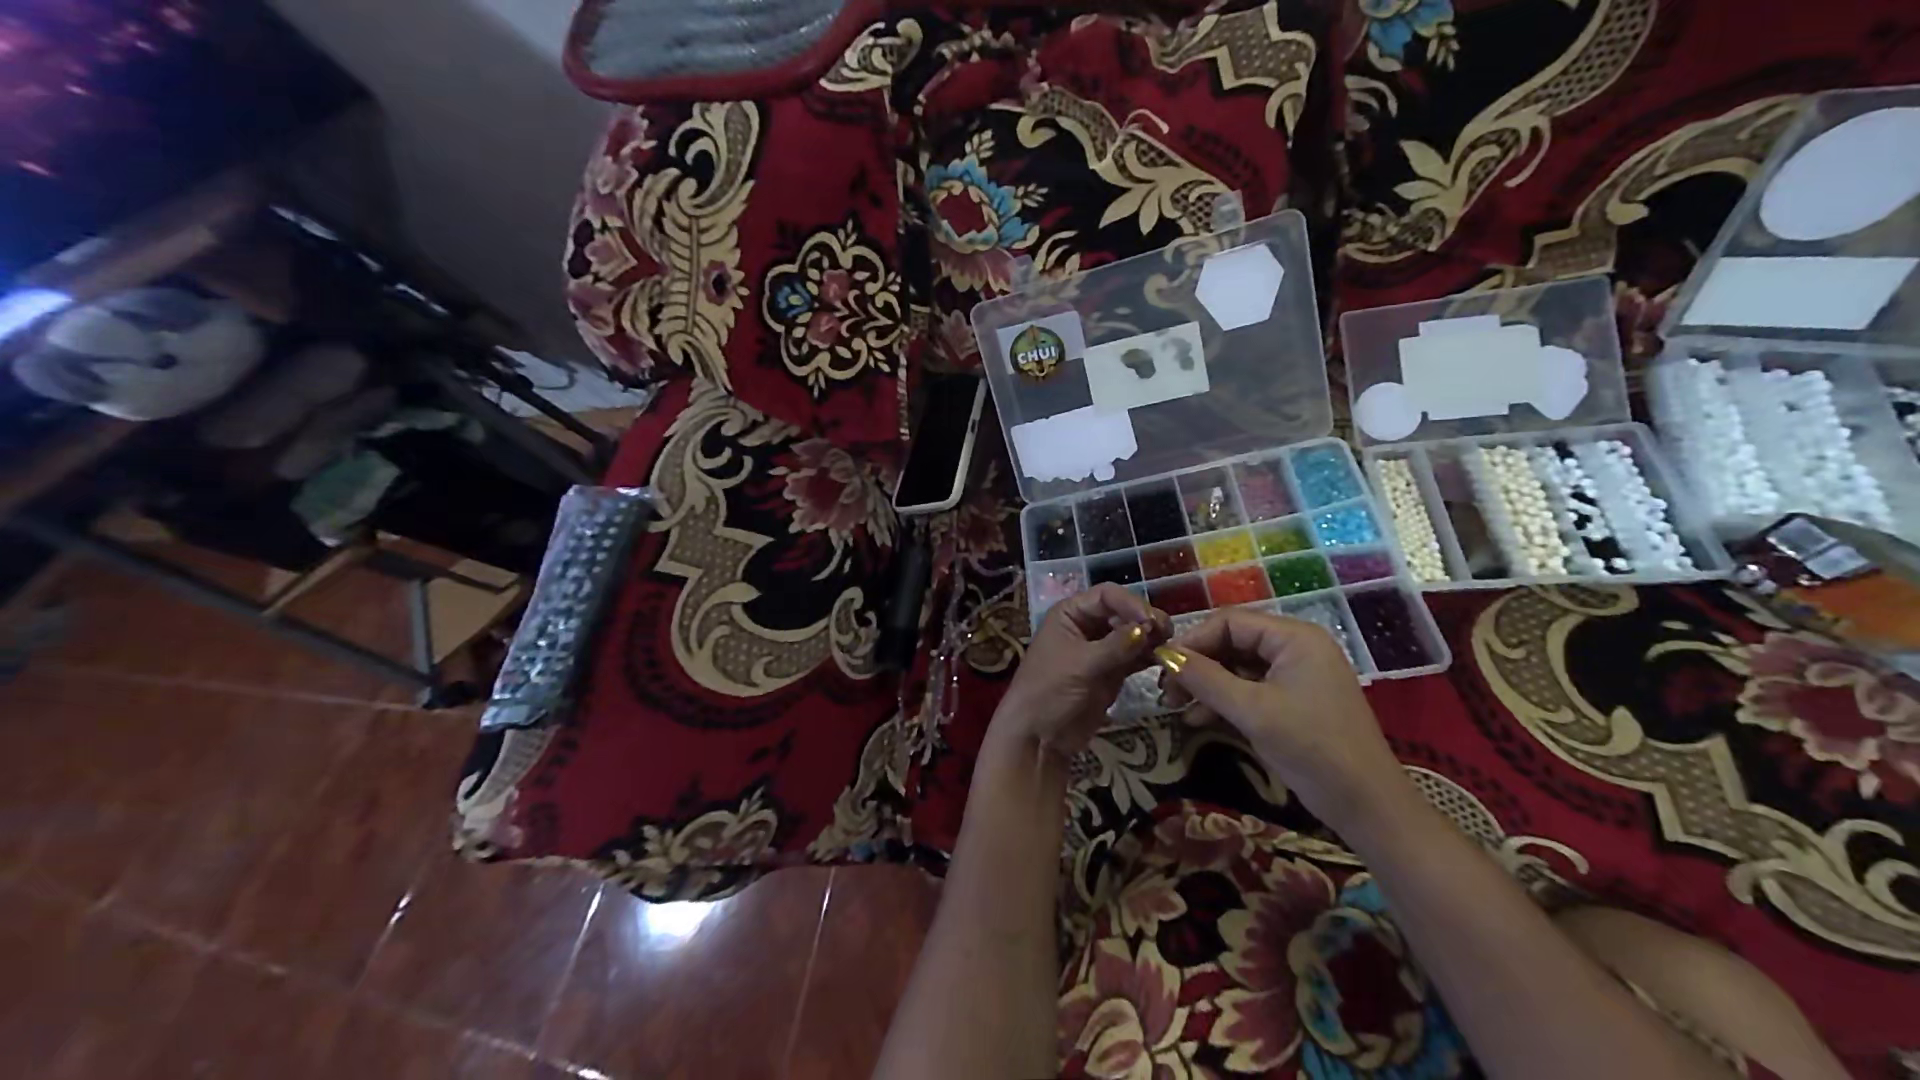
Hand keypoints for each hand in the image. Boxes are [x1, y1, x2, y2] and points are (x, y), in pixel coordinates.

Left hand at [990, 583, 1169, 760]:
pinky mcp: (1111, 672)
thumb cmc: (1049, 691)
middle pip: (1123, 612)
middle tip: (1167, 635)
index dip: (1131, 603)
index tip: (1151, 622)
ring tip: (1168, 649)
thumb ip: (1115, 645)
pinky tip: (1162, 661)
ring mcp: (1099, 650)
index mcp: (1069, 614)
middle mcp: (1085, 626)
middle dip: (1144, 621)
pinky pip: (1134, 657)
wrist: (1038, 737)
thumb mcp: (1081, 665)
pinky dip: (1149, 657)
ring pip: (1132, 635)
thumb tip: (1148, 628)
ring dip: (1151, 639)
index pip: (1106, 595)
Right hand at [1154, 607, 1406, 824]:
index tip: (1162, 666)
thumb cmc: (1312, 748)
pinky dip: (1224, 701)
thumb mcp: (1252, 711)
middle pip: (1232, 642)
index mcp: (1294, 638)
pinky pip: (1250, 689)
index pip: (1230, 622)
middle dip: (1198, 665)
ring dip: (1206, 685)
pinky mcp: (1294, 701)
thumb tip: (1165, 656)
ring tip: (1176, 707)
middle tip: (1167, 691)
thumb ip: (1205, 679)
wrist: (1367, 806)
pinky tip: (1198, 719)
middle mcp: (1296, 647)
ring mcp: (1297, 675)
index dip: (1192, 640)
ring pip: (1238, 667)